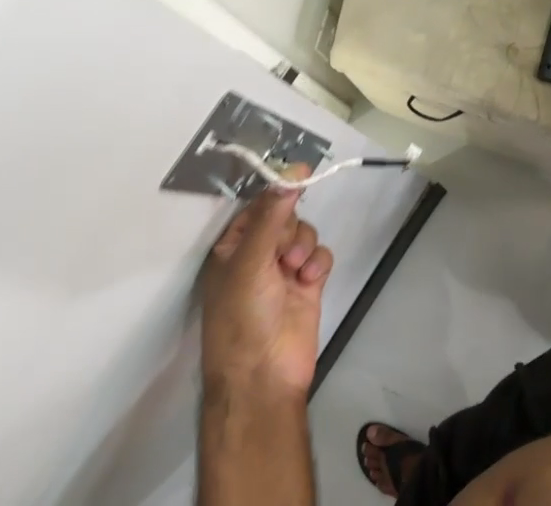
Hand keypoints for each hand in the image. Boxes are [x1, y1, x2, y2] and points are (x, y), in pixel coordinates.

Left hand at [200, 171, 332, 397]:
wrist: (263, 378)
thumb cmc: (242, 316)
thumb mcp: (250, 261)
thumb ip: (273, 215)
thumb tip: (291, 172)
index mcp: (232, 246)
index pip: (256, 205)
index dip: (276, 191)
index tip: (299, 173)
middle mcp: (256, 254)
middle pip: (284, 216)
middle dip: (289, 227)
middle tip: (282, 252)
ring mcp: (283, 271)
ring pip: (303, 233)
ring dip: (303, 244)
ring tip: (296, 269)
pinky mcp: (307, 286)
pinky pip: (319, 255)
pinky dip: (318, 261)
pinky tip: (311, 278)